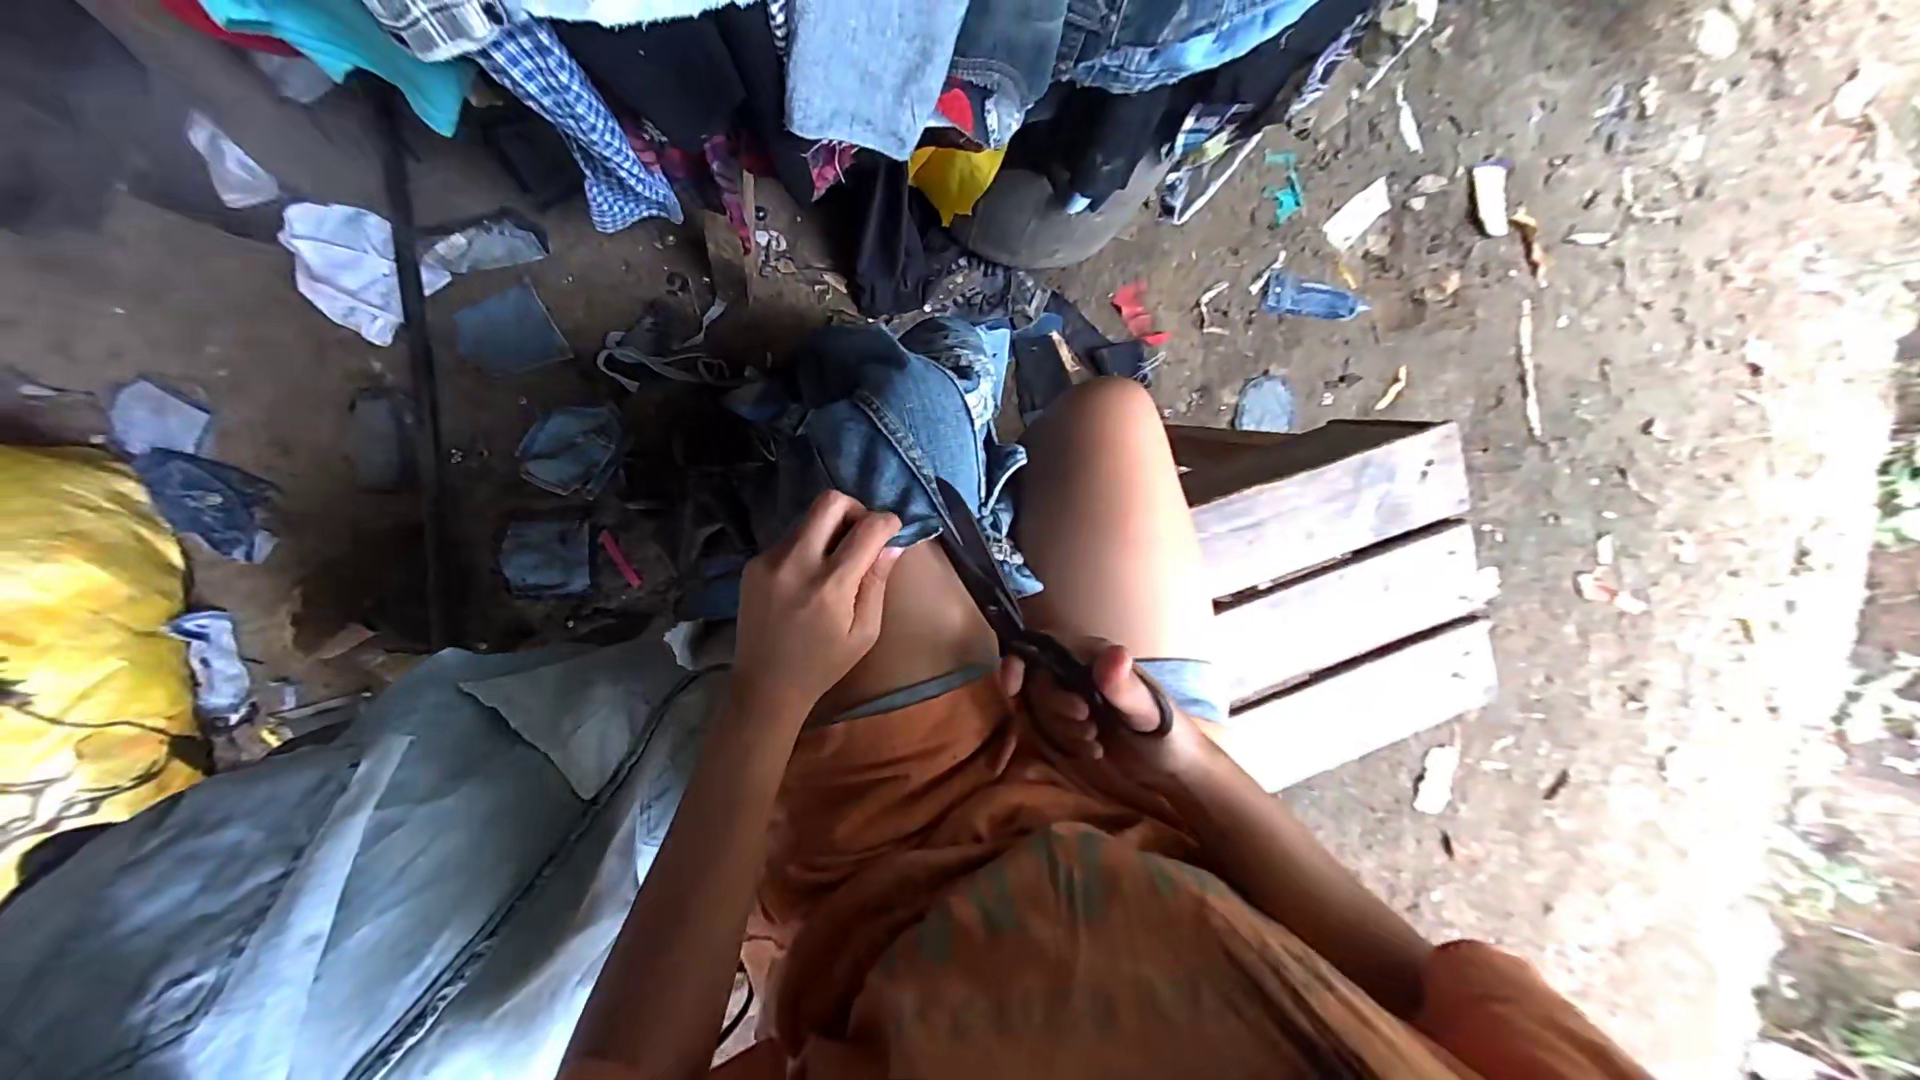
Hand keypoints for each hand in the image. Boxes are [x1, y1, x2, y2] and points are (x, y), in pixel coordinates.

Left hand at [733, 491, 902, 716]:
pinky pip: (790, 536)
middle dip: (855, 509)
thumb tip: (893, 543)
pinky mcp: (753, 563)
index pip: (867, 528)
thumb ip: (877, 582)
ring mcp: (769, 560)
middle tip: (863, 534)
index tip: (892, 531)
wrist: (765, 684)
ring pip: (808, 517)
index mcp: (829, 586)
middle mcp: (796, 563)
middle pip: (830, 501)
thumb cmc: (824, 664)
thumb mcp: (864, 631)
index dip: (887, 521)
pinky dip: (809, 545)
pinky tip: (809, 576)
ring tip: (835, 561)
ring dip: (830, 528)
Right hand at [1000, 637, 1224, 796]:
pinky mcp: (1072, 722)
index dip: (1019, 661)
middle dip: (1055, 709)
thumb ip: (1125, 686)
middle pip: (1038, 681)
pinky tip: (1094, 751)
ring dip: (1062, 729)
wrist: (1176, 767)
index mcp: (1093, 656)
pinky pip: (1049, 727)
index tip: (1011, 687)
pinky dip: (1065, 742)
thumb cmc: (1168, 732)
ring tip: (1096, 741)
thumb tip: (1113, 654)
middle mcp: (1079, 670)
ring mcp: (1074, 696)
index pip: (1043, 646)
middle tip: (1087, 725)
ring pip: (1041, 707)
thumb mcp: (1147, 712)